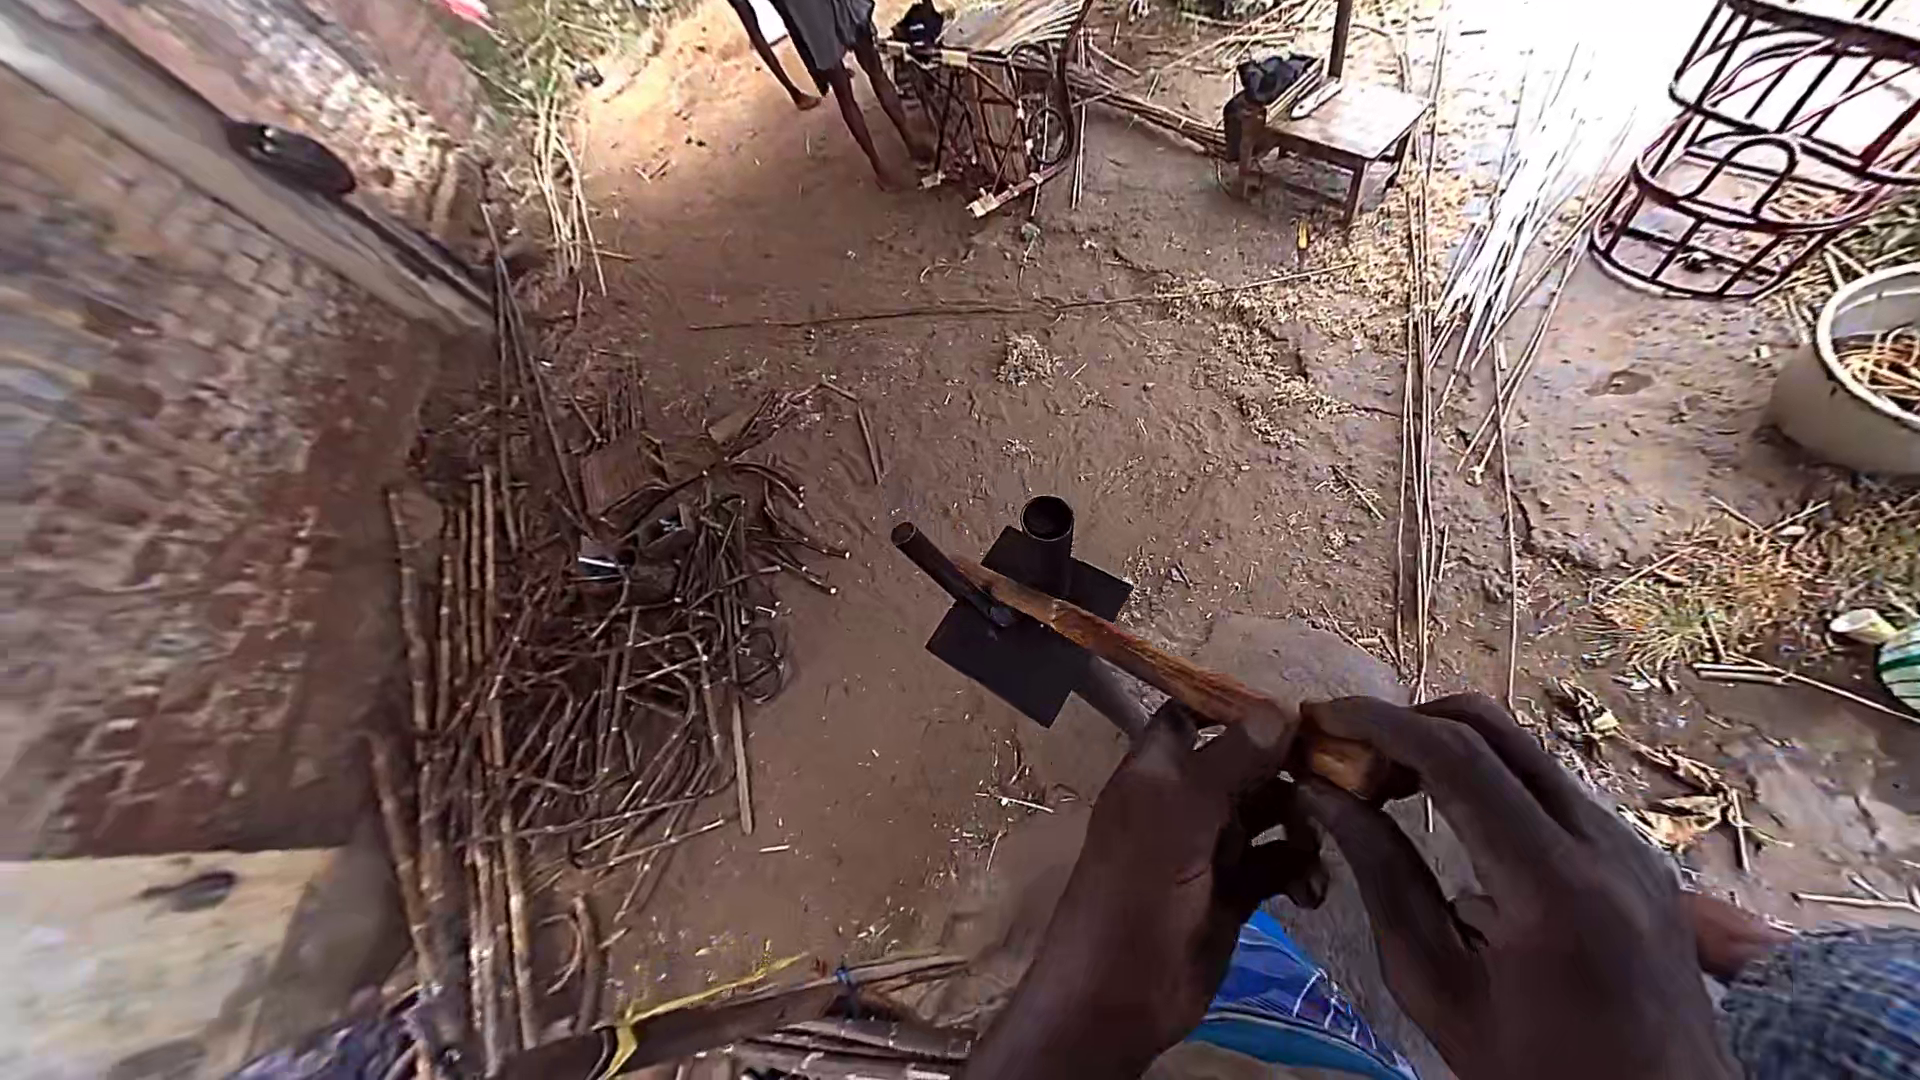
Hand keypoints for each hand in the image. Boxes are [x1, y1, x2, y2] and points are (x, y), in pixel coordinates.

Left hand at [964, 705, 1318, 1079]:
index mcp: (1156, 769)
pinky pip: (1276, 863)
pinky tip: (1309, 892)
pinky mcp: (1233, 889)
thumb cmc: (1137, 884)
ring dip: (1297, 823)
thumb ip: (1228, 762)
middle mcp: (1183, 798)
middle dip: (1281, 768)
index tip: (1287, 708)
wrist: (1120, 988)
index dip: (1228, 708)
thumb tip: (1277, 709)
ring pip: (1265, 813)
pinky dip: (1297, 869)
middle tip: (1331, 780)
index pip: (1187, 716)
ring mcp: (1209, 844)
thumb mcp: (1180, 814)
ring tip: (1316, 844)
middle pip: (1240, 763)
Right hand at [1298, 694, 1737, 1079]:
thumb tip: (1316, 788)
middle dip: (1399, 720)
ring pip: (1508, 741)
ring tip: (1376, 776)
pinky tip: (1427, 798)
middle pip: (1485, 725)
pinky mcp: (1625, 848)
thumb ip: (1377, 869)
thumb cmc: (1533, 1067)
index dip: (1375, 721)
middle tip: (1344, 750)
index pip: (1453, 755)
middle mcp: (1604, 844)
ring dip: (1428, 739)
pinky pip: (1529, 772)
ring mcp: (1624, 842)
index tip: (1317, 718)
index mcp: (1554, 886)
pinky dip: (1462, 764)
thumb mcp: (1429, 978)